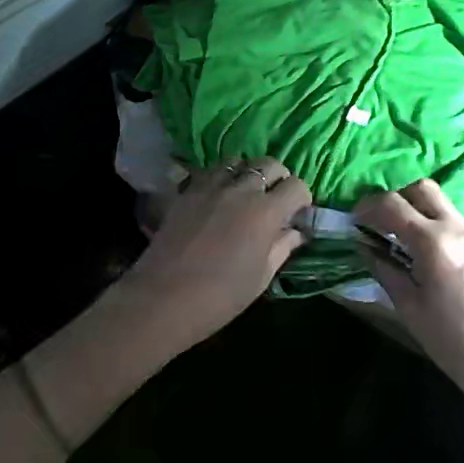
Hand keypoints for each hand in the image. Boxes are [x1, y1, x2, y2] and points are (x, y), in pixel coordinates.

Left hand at [124, 158, 309, 348]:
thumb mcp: (262, 276)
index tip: (297, 214)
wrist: (162, 300)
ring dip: (248, 174)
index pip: (296, 186)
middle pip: (270, 164)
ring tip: (245, 194)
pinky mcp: (187, 191)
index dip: (301, 199)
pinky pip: (210, 171)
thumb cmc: (220, 296)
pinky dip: (221, 177)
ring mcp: (211, 187)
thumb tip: (295, 231)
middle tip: (274, 201)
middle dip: (279, 179)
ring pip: (239, 162)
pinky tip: (218, 196)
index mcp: (266, 212)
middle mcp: (241, 190)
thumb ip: (282, 247)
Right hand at [354, 179, 463, 388]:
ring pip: (445, 206)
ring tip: (406, 244)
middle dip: (397, 197)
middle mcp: (459, 228)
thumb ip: (385, 269)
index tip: (354, 219)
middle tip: (381, 222)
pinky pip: (460, 227)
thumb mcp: (410, 308)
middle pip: (424, 189)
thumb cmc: (453, 343)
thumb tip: (366, 245)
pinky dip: (440, 231)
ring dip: (420, 213)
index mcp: (434, 242)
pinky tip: (435, 263)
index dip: (367, 205)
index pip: (393, 204)